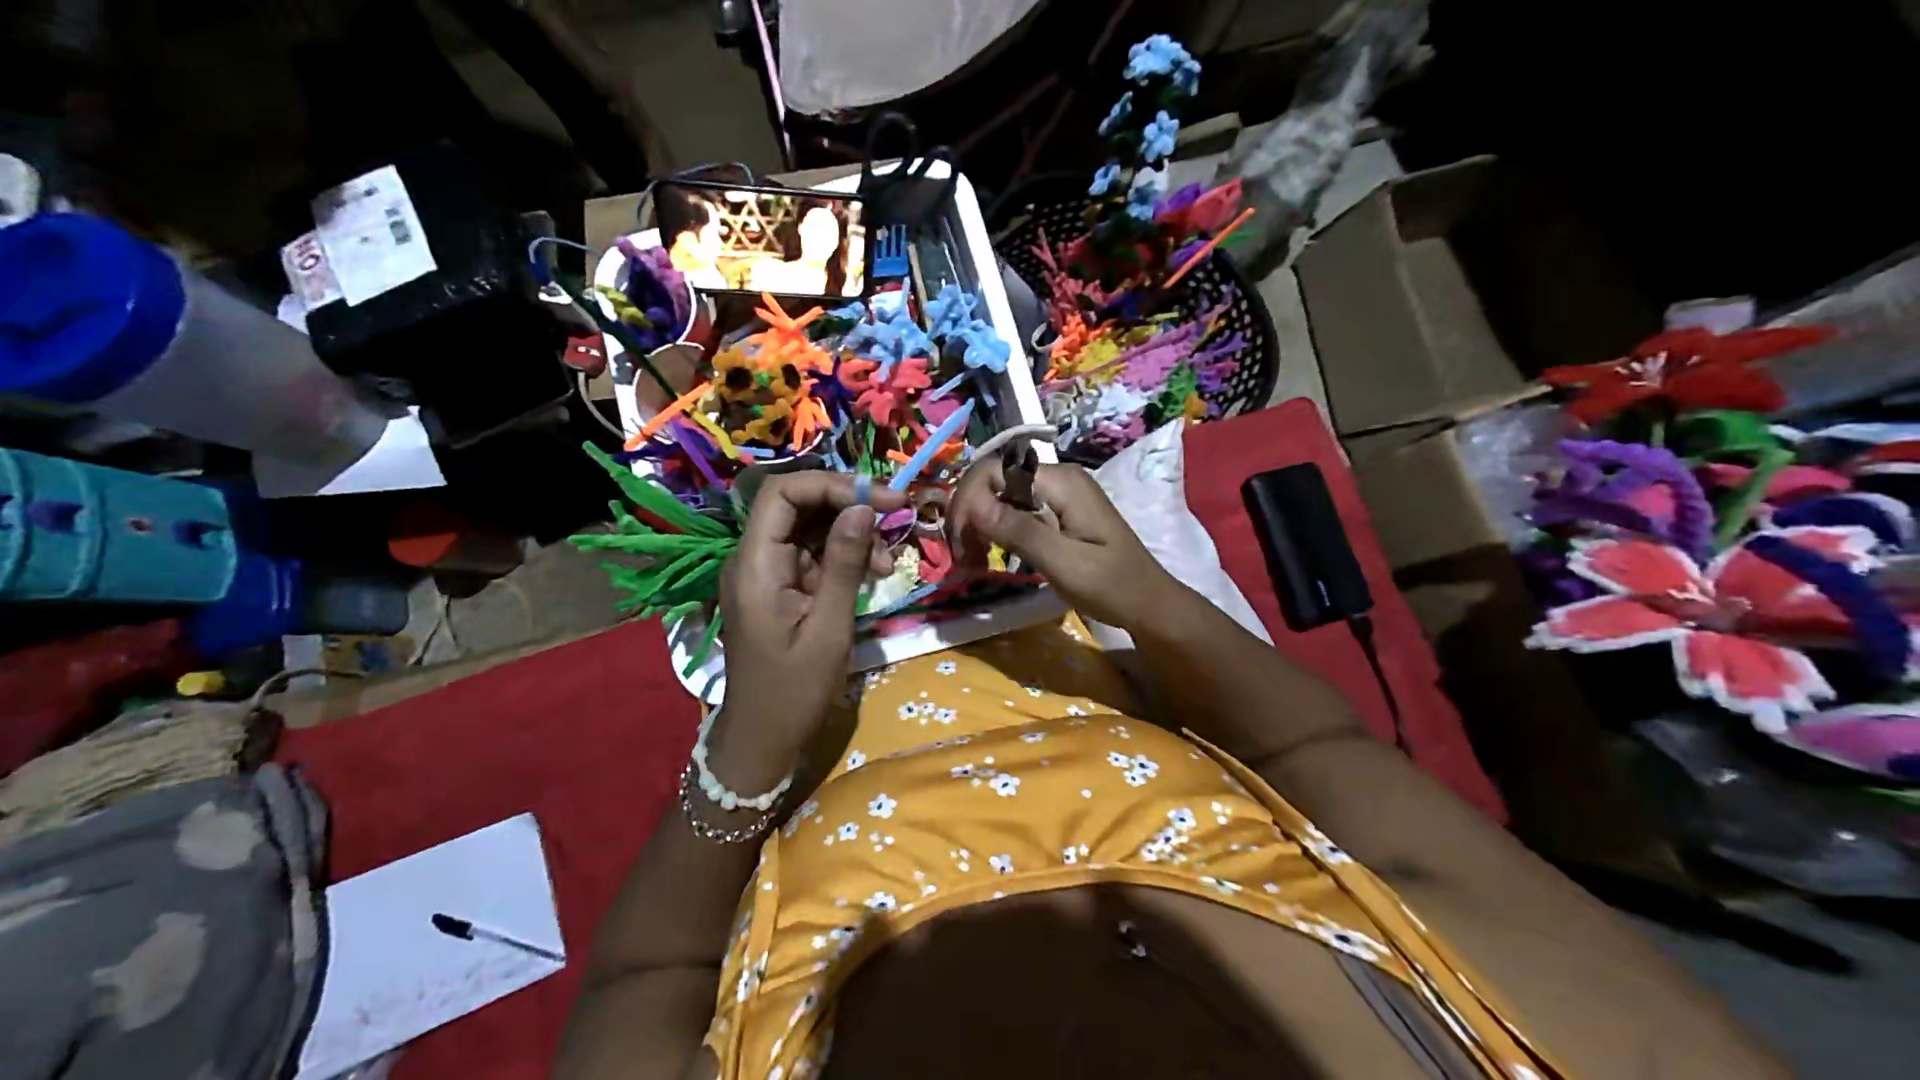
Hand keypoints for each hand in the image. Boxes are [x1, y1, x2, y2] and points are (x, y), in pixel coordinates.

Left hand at [713, 472, 906, 785]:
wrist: (763, 738)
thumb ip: (843, 564)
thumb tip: (863, 507)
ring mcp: (766, 572)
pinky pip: (812, 554)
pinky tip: (873, 573)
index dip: (832, 485)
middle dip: (848, 503)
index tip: (881, 498)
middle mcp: (754, 558)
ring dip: (852, 532)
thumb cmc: (794, 691)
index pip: (782, 493)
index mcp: (755, 565)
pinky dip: (843, 555)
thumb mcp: (829, 628)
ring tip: (888, 561)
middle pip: (797, 504)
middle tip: (896, 515)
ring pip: (809, 527)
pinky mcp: (780, 586)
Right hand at [946, 457, 1188, 631]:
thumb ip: (1020, 531)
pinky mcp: (1056, 511)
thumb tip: (974, 506)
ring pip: (999, 496)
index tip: (960, 544)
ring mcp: (1057, 493)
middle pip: (993, 481)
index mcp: (1061, 482)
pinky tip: (988, 555)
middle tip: (962, 558)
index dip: (967, 502)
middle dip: (968, 515)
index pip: (994, 471)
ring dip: (978, 524)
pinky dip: (994, 530)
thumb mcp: (1064, 563)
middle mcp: (1056, 478)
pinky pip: (1014, 510)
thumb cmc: (1111, 586)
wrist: (1148, 602)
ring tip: (971, 562)